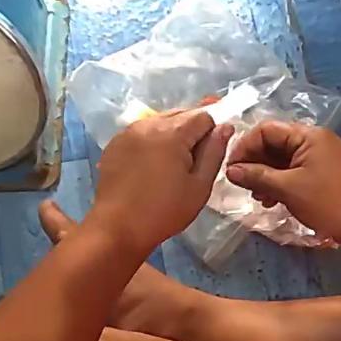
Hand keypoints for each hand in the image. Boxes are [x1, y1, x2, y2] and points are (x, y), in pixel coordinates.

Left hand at [87, 109, 232, 254]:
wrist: (117, 227)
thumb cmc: (164, 210)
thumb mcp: (199, 186)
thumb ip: (214, 152)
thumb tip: (225, 127)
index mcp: (172, 132)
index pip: (203, 116)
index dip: (211, 133)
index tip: (207, 156)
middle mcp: (149, 123)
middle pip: (180, 114)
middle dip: (191, 131)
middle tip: (191, 162)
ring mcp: (128, 132)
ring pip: (159, 121)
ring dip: (170, 134)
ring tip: (169, 165)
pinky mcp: (114, 144)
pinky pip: (141, 132)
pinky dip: (151, 141)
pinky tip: (148, 166)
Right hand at [224, 121, 340, 246]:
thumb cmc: (328, 202)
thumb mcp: (288, 189)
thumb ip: (257, 176)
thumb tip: (231, 170)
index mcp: (308, 135)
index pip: (266, 130)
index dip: (245, 147)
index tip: (231, 168)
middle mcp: (314, 140)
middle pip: (274, 143)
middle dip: (255, 163)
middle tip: (242, 185)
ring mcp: (320, 157)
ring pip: (282, 159)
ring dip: (265, 176)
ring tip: (257, 197)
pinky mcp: (323, 173)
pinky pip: (294, 171)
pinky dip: (279, 182)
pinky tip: (272, 200)